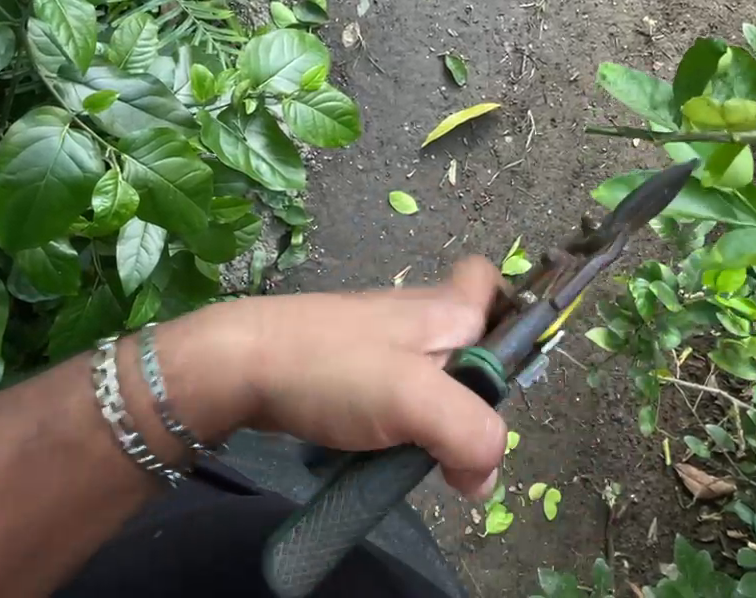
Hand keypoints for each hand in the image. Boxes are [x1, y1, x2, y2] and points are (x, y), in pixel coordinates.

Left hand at [159, 258, 507, 497]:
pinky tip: (381, 447)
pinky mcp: (354, 365)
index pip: (490, 280)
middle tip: (456, 435)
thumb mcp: (417, 399)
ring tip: (412, 450)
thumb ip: (471, 433)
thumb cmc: (336, 368)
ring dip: (434, 420)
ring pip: (433, 378)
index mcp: (445, 307)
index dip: (510, 313)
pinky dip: (400, 424)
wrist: (245, 365)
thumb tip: (483, 475)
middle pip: (470, 346)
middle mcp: (419, 315)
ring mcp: (383, 340)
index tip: (503, 366)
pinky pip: (397, 394)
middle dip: (474, 396)